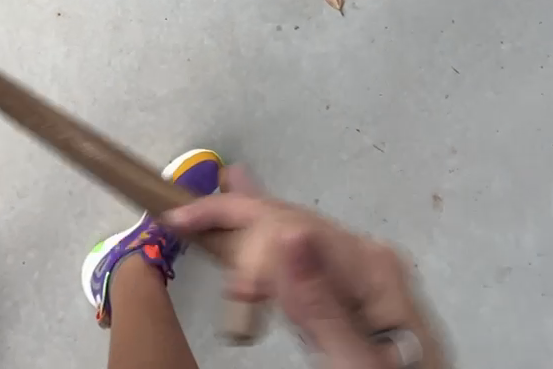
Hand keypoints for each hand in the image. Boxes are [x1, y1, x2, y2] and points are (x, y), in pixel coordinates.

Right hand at [165, 168, 447, 367]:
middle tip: (180, 217)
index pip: (292, 232)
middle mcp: (366, 254)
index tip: (223, 287)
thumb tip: (288, 234)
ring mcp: (362, 267)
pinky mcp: (353, 283)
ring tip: (207, 199)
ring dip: (245, 221)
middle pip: (288, 220)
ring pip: (289, 227)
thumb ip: (322, 305)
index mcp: (372, 266)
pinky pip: (300, 245)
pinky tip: (253, 204)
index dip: (247, 250)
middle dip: (235, 217)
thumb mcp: (358, 363)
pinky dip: (267, 230)